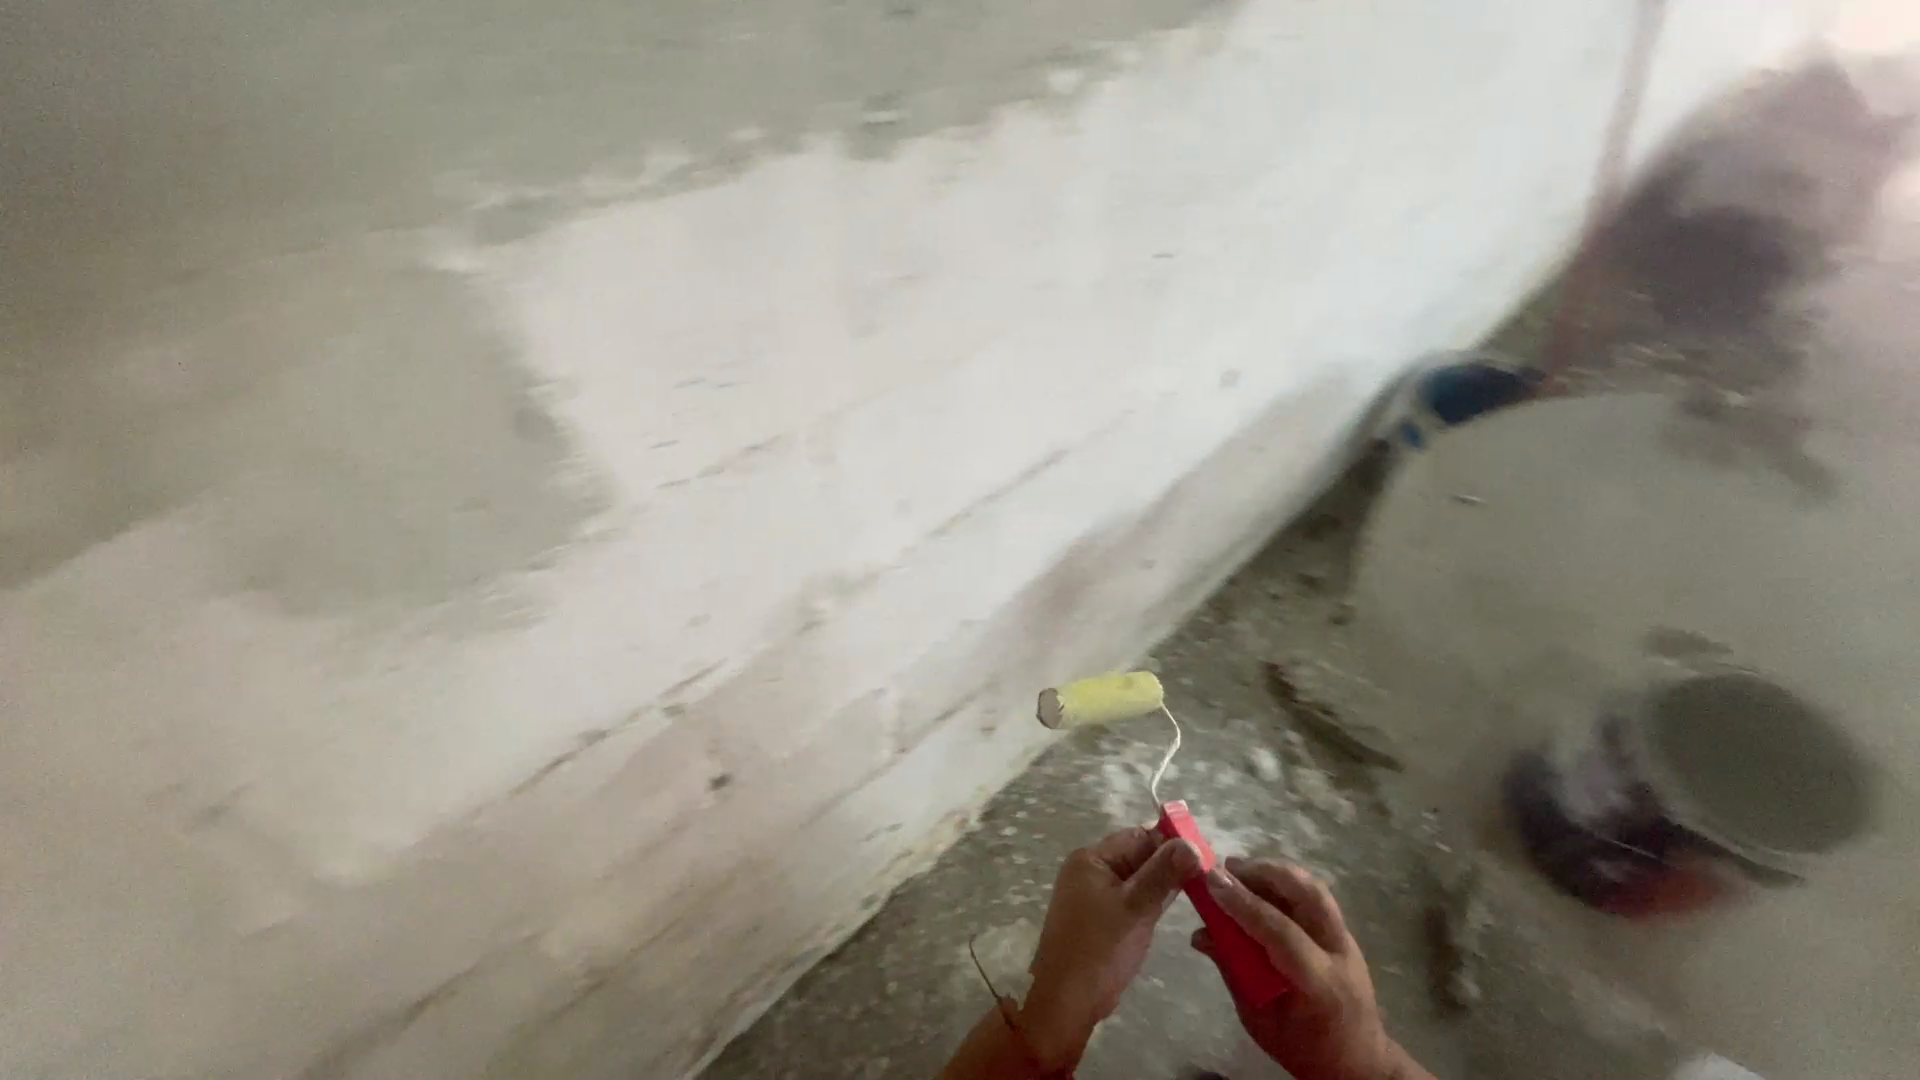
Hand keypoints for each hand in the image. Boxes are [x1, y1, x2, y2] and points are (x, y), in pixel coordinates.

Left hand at [1019, 827, 1200, 1067]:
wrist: (1066, 1002)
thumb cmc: (1099, 949)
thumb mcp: (1136, 908)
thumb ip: (1163, 874)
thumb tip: (1192, 844)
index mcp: (1091, 859)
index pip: (1137, 837)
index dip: (1169, 843)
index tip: (1204, 855)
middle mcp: (1089, 871)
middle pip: (1137, 857)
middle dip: (1168, 866)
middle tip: (1207, 877)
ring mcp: (1094, 896)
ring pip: (1136, 880)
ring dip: (1162, 885)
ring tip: (1199, 892)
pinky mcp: (1101, 919)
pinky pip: (1131, 900)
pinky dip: (1150, 903)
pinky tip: (1172, 910)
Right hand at [1195, 858, 1426, 1079]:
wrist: (1359, 1063)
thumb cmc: (1304, 1049)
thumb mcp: (1259, 1020)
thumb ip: (1233, 970)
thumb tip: (1199, 934)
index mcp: (1320, 984)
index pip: (1281, 932)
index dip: (1244, 904)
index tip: (1211, 881)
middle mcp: (1339, 954)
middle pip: (1309, 894)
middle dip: (1266, 872)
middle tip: (1227, 868)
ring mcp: (1347, 940)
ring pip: (1314, 887)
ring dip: (1274, 871)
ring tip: (1240, 870)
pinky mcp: (1343, 933)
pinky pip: (1313, 895)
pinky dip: (1283, 882)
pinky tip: (1259, 886)